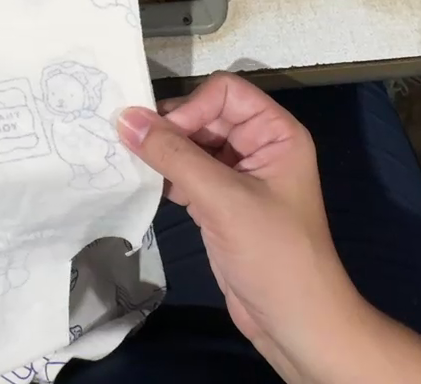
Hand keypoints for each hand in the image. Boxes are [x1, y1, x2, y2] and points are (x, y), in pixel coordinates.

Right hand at [117, 74, 420, 383]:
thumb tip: (125, 118)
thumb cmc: (274, 255)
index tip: (163, 136)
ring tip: (133, 163)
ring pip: (191, 142)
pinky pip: (186, 170)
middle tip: (134, 146)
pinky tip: (147, 185)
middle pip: (204, 113)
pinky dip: (165, 174)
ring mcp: (237, 174)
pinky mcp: (220, 201)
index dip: (192, 107)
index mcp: (274, 132)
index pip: (224, 92)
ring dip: (163, 151)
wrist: (296, 328)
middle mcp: (257, 145)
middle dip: (171, 128)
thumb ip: (173, 155)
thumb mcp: (224, 200)